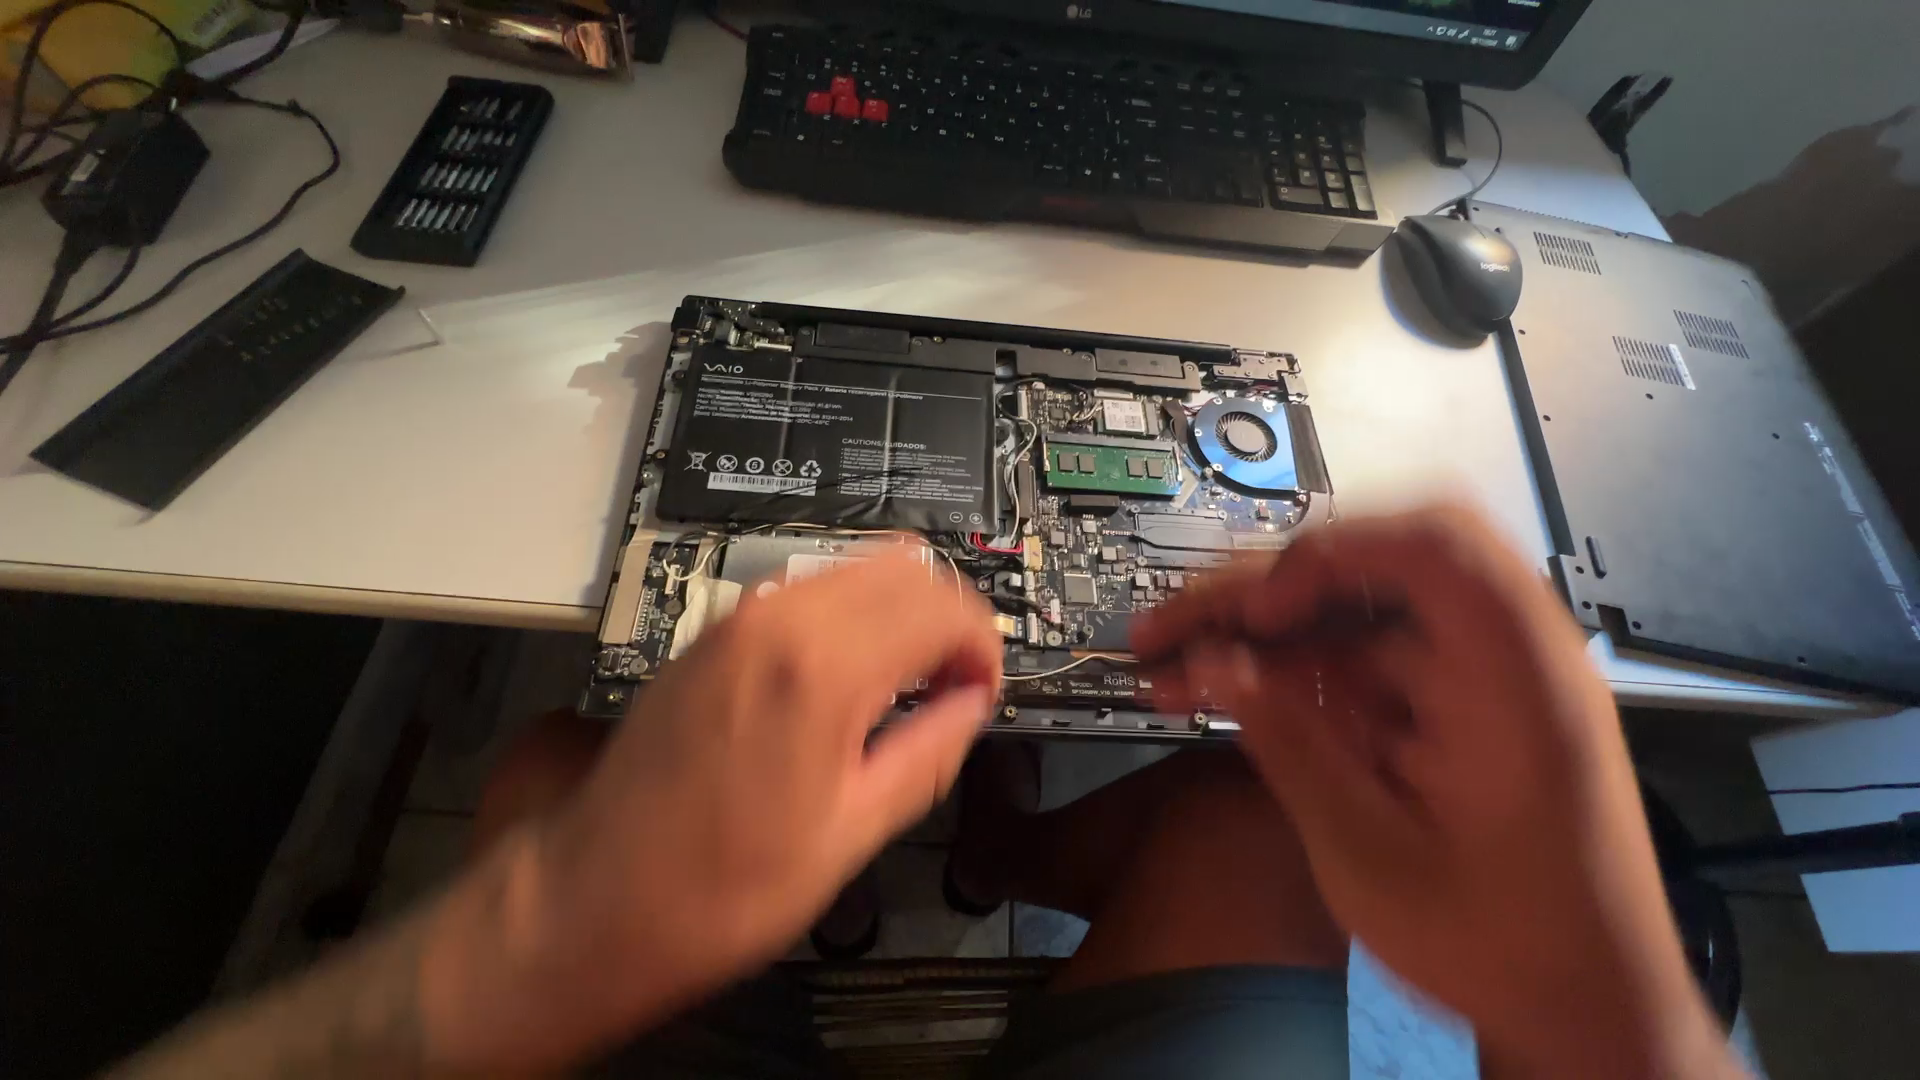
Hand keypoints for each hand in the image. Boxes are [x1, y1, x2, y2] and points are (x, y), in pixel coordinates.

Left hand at [418, 550, 1001, 1069]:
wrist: (592, 895)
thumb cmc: (724, 885)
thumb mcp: (850, 831)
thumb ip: (930, 751)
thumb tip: (974, 703)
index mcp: (824, 666)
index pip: (941, 605)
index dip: (982, 643)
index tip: (983, 691)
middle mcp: (783, 615)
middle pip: (905, 563)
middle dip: (949, 614)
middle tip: (956, 681)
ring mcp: (743, 614)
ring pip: (859, 564)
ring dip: (902, 607)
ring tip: (910, 678)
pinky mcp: (717, 628)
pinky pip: (812, 587)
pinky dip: (855, 609)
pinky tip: (854, 672)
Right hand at [1135, 503, 1739, 1078]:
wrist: (1570, 1003)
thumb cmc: (1499, 946)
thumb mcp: (1377, 856)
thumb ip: (1291, 746)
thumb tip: (1212, 660)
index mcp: (1514, 679)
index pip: (1435, 548)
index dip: (1332, 555)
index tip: (1258, 611)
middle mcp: (1481, 655)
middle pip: (1356, 570)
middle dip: (1248, 592)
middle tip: (1165, 629)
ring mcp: (1439, 676)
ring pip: (1324, 612)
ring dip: (1237, 630)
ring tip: (1157, 656)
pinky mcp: (1407, 701)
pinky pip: (1324, 660)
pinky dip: (1259, 671)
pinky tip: (1194, 688)